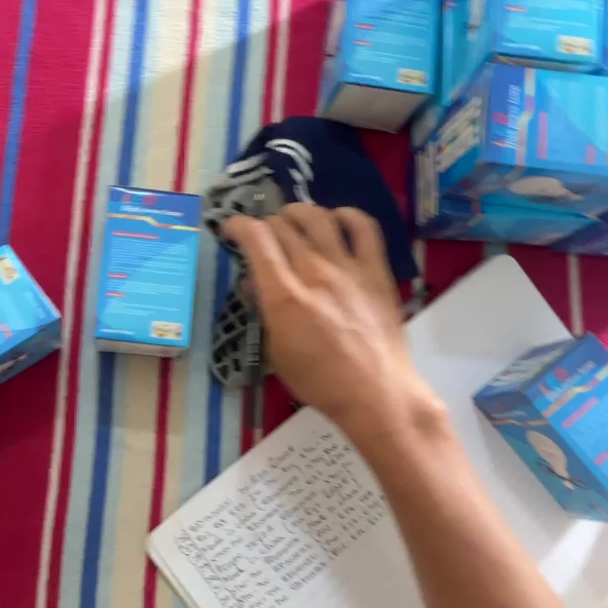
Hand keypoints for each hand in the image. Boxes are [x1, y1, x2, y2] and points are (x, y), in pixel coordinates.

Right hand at [223, 205, 442, 438]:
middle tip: (262, 239)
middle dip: (264, 225)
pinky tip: (336, 220)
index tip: (231, 231)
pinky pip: (364, 227)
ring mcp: (348, 269)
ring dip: (297, 213)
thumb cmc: (320, 382)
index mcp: (285, 296)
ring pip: (318, 217)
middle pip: (283, 226)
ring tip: (291, 221)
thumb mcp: (277, 352)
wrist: (376, 394)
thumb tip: (254, 284)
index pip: (256, 240)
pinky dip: (346, 215)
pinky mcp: (376, 271)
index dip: (238, 226)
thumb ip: (264, 312)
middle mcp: (314, 273)